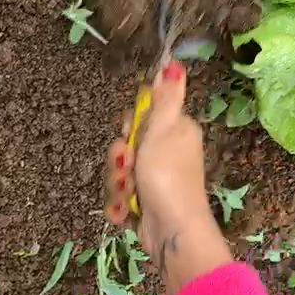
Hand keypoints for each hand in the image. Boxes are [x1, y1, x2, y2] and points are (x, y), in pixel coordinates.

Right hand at [106, 62, 231, 294]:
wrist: (171, 230)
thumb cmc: (168, 176)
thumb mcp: (163, 129)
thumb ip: (166, 98)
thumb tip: (174, 63)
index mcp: (176, 131)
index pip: (142, 117)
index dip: (130, 126)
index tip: (130, 133)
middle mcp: (167, 154)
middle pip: (127, 145)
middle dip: (120, 160)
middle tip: (128, 166)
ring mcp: (156, 181)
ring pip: (120, 173)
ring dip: (118, 184)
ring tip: (130, 194)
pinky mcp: (146, 204)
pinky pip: (122, 197)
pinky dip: (121, 206)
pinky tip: (127, 212)